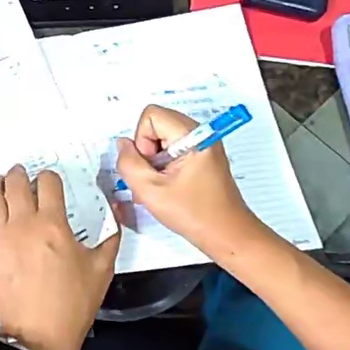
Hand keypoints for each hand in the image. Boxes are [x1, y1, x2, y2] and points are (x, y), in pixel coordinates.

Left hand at [0, 165, 120, 349]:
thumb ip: (110, 234)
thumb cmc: (73, 303)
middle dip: (19, 174)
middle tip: (21, 174)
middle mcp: (22, 225)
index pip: (48, 183)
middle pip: (15, 184)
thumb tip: (115, 211)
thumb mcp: (102, 267)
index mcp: (53, 225)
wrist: (40, 335)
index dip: (50, 178)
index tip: (51, 182)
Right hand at [114, 105, 268, 258]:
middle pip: (156, 125)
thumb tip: (123, 146)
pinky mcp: (202, 156)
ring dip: (153, 162)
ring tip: (159, 187)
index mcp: (194, 136)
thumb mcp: (150, 190)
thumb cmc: (198, 215)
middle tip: (152, 178)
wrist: (226, 233)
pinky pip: (173, 150)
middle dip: (146, 152)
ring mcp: (203, 144)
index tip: (151, 166)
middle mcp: (201, 134)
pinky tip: (166, 188)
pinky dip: (163, 167)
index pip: (151, 116)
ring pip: (162, 139)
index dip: (142, 141)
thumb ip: (128, 163)